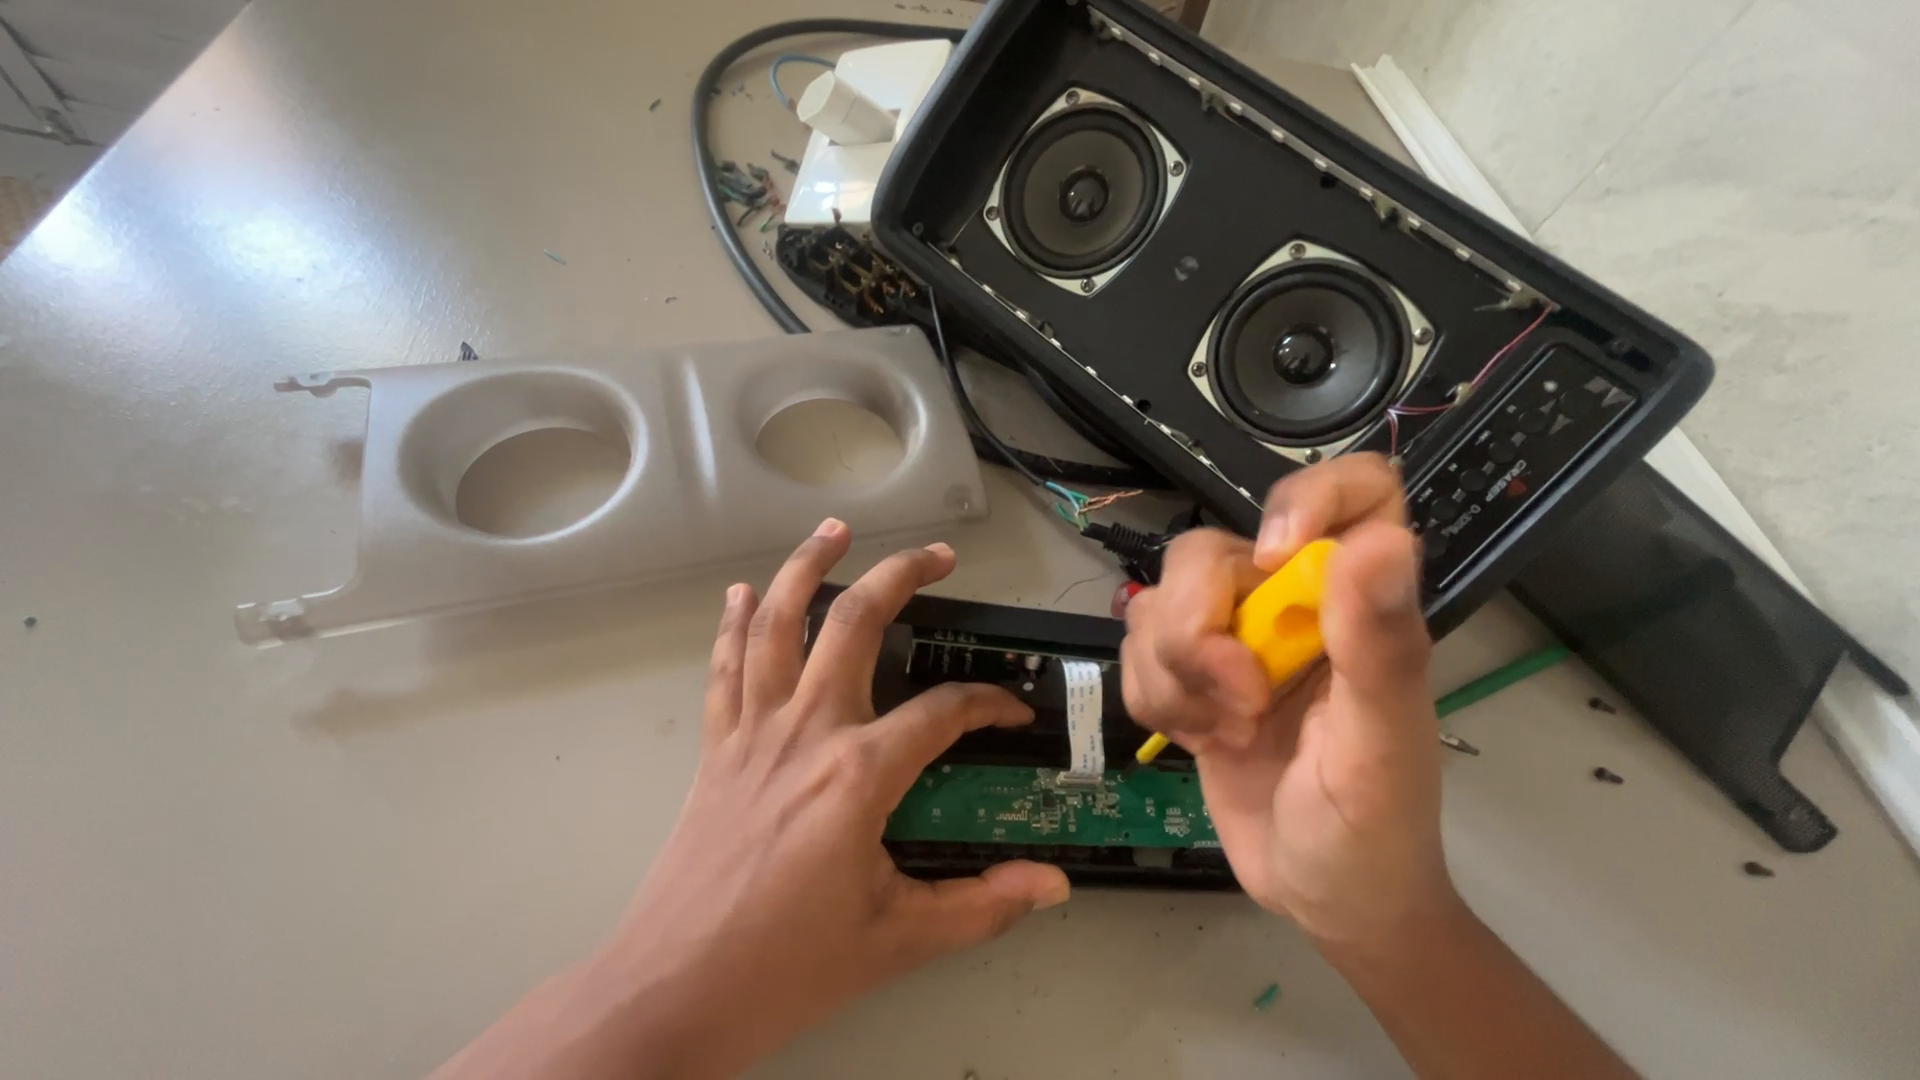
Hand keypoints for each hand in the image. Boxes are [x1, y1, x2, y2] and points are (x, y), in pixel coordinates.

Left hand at [590, 520, 1068, 1078]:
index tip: (1012, 713)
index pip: (944, 712)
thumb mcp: (899, 939)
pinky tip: (744, 590)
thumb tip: (1054, 886)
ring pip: (778, 623)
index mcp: (859, 772)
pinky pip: (726, 666)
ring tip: (835, 529)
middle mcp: (807, 730)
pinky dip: (736, 621)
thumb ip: (982, 905)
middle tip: (938, 554)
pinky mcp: (717, 747)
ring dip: (808, 567)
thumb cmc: (788, 965)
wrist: (674, 990)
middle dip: (901, 575)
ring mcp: (754, 730)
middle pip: (856, 623)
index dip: (989, 704)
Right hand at [1118, 455, 1455, 950]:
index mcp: (1358, 600)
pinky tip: (1199, 739)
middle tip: (1238, 698)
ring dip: (1174, 676)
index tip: (1273, 557)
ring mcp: (1230, 638)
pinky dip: (1152, 700)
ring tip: (1224, 733)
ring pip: (1156, 604)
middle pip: (1205, 552)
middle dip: (1197, 626)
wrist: (1322, 896)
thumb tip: (1382, 540)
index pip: (1351, 491)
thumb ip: (1382, 646)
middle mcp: (1288, 603)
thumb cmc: (1374, 827)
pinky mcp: (1185, 677)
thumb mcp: (1382, 745)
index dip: (1307, 497)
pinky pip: (1131, 653)